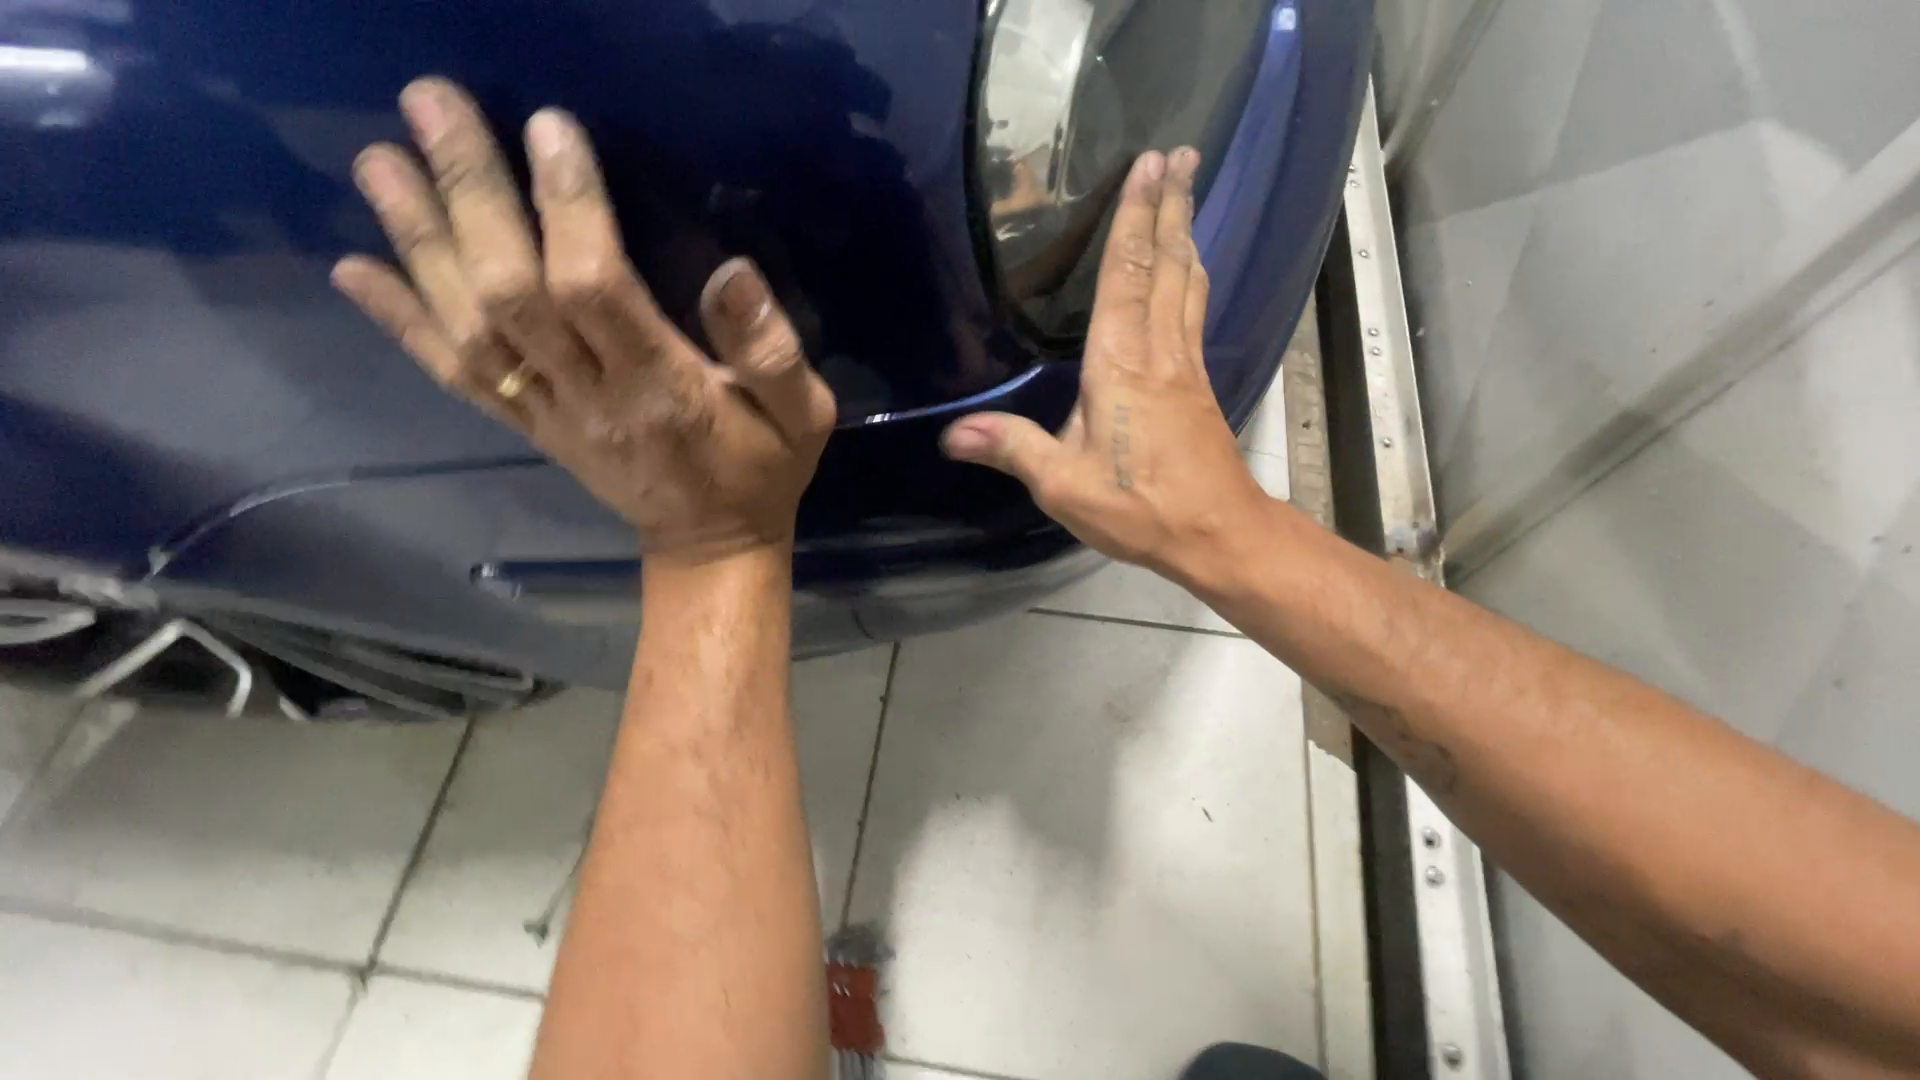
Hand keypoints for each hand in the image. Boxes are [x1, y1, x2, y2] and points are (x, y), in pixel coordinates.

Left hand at [332, 78, 836, 564]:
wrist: (712, 547)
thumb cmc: (764, 471)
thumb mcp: (804, 416)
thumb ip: (772, 351)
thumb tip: (731, 271)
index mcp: (662, 389)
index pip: (596, 290)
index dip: (568, 211)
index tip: (548, 128)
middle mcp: (591, 398)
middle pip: (515, 295)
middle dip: (471, 198)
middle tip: (431, 105)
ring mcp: (551, 415)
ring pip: (472, 328)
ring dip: (422, 243)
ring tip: (379, 160)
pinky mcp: (531, 427)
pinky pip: (457, 377)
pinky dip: (403, 323)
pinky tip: (355, 268)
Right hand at [941, 148, 1268, 590]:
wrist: (1217, 533)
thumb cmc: (1139, 508)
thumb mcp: (1063, 486)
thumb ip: (1013, 448)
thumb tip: (952, 432)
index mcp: (1120, 366)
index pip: (1126, 277)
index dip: (1133, 220)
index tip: (1145, 166)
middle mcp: (1158, 352)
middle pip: (1166, 265)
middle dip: (1169, 207)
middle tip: (1179, 154)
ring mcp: (1185, 366)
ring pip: (1188, 284)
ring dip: (1185, 233)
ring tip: (1186, 192)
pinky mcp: (1199, 384)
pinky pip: (1195, 313)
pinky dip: (1193, 277)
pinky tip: (1192, 270)